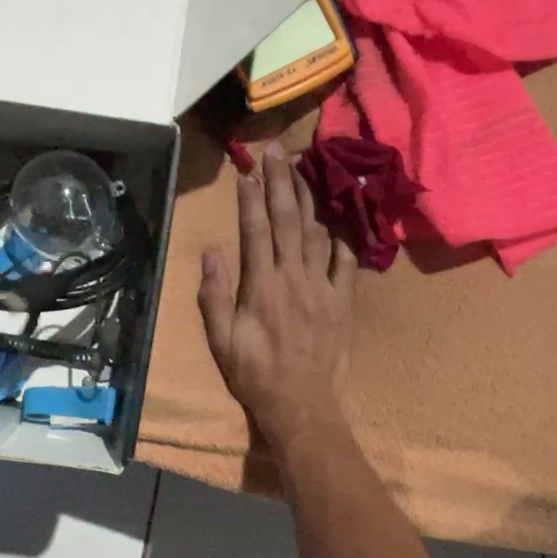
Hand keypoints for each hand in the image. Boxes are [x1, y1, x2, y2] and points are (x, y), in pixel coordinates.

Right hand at [198, 145, 356, 450]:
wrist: (301, 405)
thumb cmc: (254, 374)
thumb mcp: (221, 341)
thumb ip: (214, 295)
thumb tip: (211, 253)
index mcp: (261, 286)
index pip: (256, 230)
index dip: (252, 197)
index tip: (248, 169)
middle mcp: (294, 279)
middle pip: (289, 220)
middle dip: (281, 182)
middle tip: (277, 152)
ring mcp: (323, 289)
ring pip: (317, 234)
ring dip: (309, 201)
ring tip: (302, 173)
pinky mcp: (343, 303)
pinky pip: (345, 263)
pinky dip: (339, 240)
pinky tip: (333, 225)